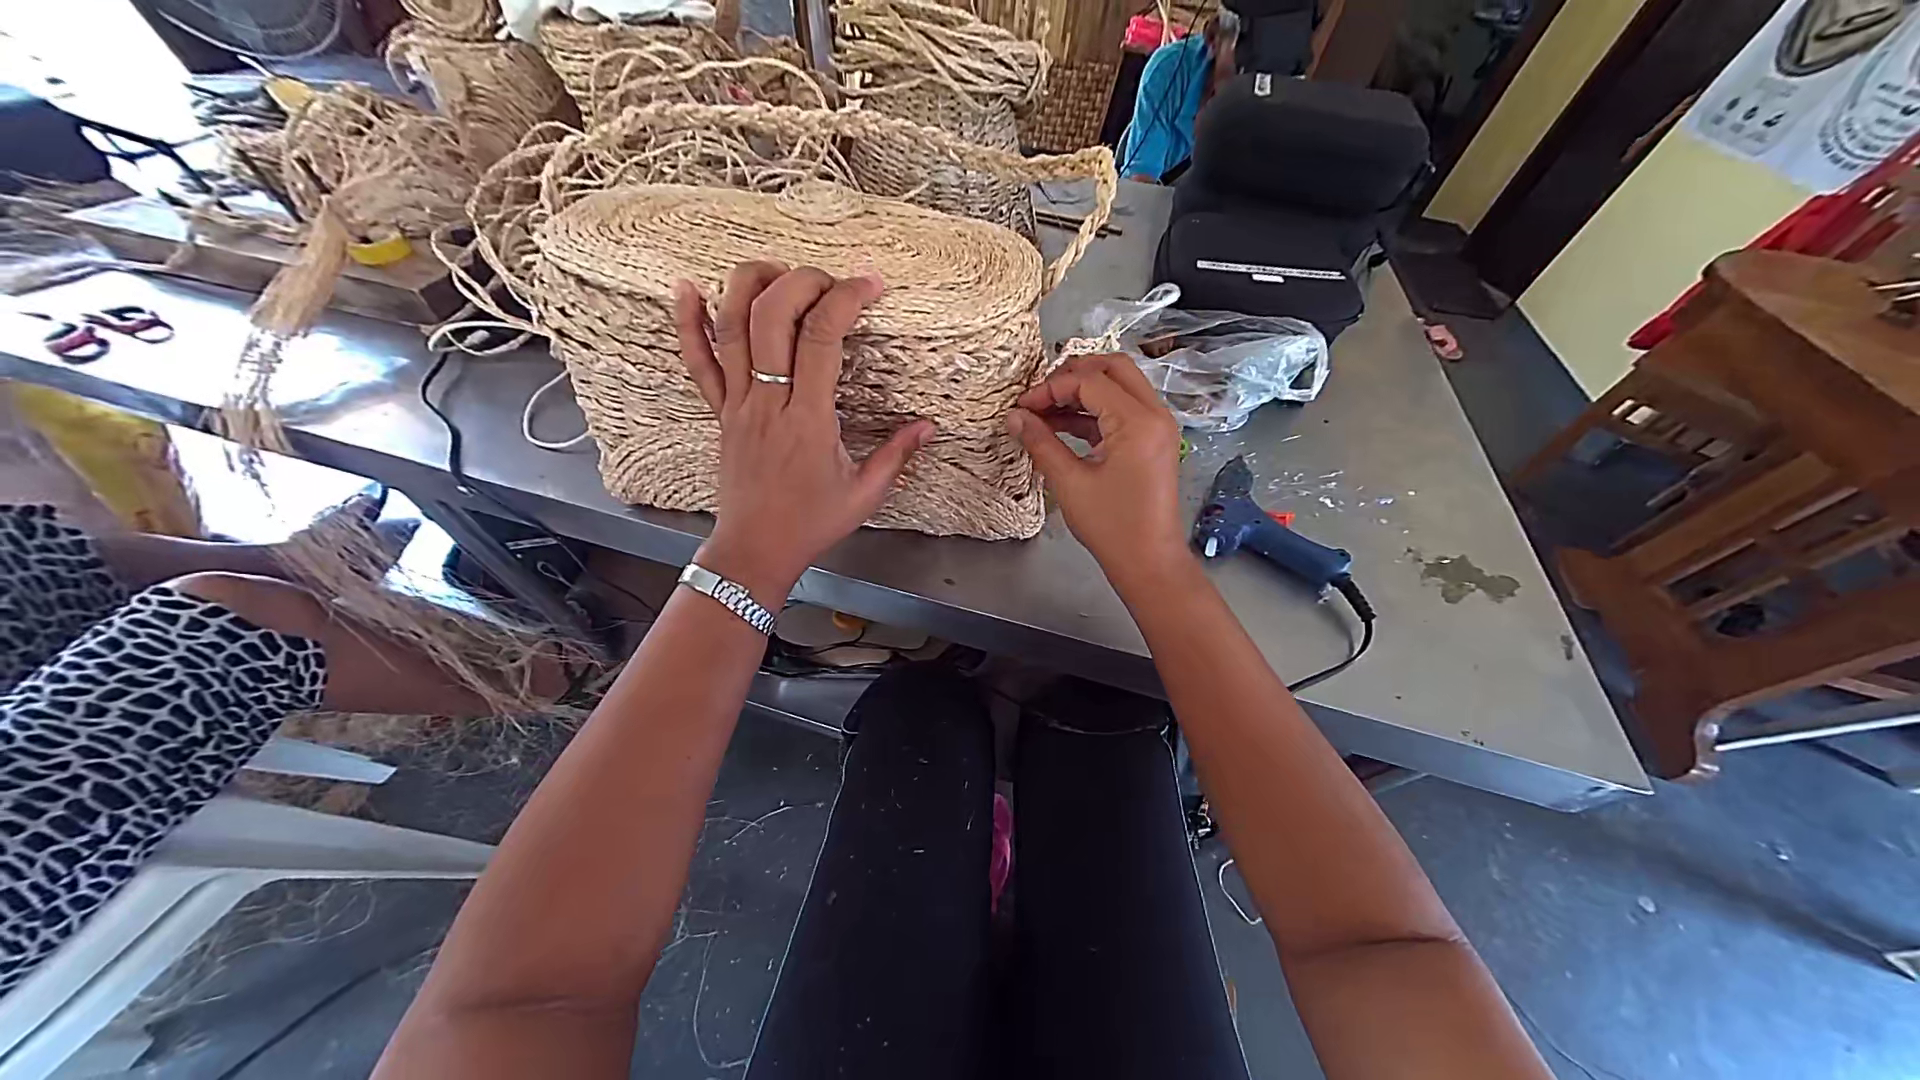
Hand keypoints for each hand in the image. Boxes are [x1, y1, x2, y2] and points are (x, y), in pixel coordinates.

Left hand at [674, 262, 934, 604]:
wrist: (756, 549)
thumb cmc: (811, 523)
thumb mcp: (865, 493)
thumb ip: (897, 454)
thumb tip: (928, 426)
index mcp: (809, 420)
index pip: (823, 338)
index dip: (846, 299)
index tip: (869, 285)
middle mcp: (768, 403)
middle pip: (772, 317)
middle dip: (802, 281)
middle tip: (829, 279)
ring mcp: (738, 405)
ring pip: (731, 327)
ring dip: (750, 285)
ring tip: (777, 269)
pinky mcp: (720, 412)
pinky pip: (697, 362)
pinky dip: (687, 322)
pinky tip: (686, 289)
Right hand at [1005, 353, 1190, 589]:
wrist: (1148, 560)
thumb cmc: (1112, 526)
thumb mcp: (1069, 481)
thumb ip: (1040, 442)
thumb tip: (1015, 417)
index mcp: (1138, 422)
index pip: (1089, 381)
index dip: (1050, 388)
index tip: (1023, 406)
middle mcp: (1154, 415)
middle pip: (1113, 368)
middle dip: (1072, 376)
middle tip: (1040, 395)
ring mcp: (1157, 428)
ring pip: (1119, 387)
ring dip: (1082, 393)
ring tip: (1044, 413)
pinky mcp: (1152, 442)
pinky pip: (1122, 411)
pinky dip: (1093, 412)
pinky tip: (1061, 426)